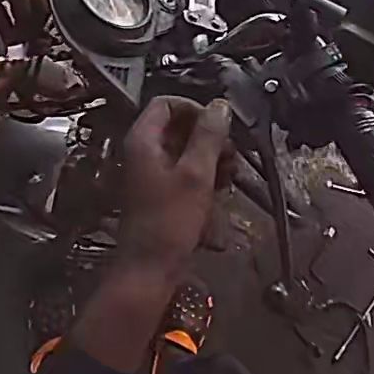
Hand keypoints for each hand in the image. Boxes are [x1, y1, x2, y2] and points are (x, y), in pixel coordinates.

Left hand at [0, 0, 47, 43]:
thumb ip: (1, 23)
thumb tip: (11, 42)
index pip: (30, 22)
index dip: (24, 37)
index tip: (18, 45)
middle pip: (42, 17)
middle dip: (34, 31)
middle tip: (24, 42)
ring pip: (45, 9)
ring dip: (38, 22)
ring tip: (25, 30)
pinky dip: (38, 11)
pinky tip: (27, 16)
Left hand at [116, 97, 232, 275]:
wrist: (149, 270)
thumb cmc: (170, 221)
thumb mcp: (196, 174)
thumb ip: (209, 137)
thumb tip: (220, 105)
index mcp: (143, 140)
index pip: (167, 103)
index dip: (195, 108)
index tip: (219, 125)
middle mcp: (143, 151)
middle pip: (179, 127)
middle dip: (209, 137)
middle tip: (230, 155)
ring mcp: (150, 173)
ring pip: (185, 150)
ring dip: (210, 158)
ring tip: (230, 175)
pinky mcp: (160, 192)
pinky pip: (184, 171)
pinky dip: (203, 175)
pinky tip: (220, 189)